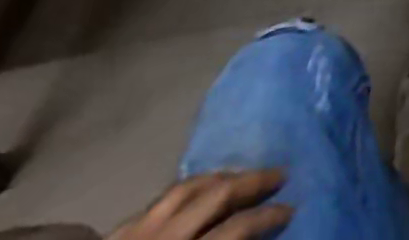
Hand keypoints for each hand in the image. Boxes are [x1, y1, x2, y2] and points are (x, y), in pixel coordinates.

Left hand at [107, 169, 293, 239]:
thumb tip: (249, 239)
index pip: (234, 232)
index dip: (266, 219)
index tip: (290, 211)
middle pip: (214, 196)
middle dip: (252, 183)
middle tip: (280, 175)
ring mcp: (136, 232)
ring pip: (187, 187)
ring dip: (222, 177)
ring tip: (245, 175)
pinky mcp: (117, 233)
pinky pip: (162, 197)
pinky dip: (190, 187)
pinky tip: (201, 189)